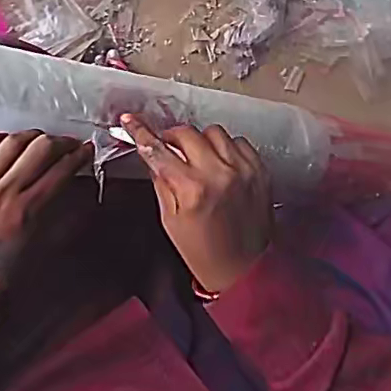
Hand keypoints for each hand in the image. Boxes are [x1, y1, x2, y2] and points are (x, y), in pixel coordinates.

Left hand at [0, 131, 91, 297]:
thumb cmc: (5, 274)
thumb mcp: (45, 249)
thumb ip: (66, 219)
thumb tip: (83, 192)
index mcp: (28, 212)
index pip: (61, 170)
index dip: (79, 156)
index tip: (86, 151)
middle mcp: (4, 193)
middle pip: (40, 149)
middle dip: (61, 142)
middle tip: (69, 145)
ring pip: (11, 143)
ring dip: (31, 137)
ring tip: (41, 140)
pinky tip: (6, 142)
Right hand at [119, 115, 272, 294]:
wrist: (245, 270)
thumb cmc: (203, 251)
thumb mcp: (170, 220)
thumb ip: (161, 182)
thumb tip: (152, 155)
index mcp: (192, 189)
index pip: (159, 150)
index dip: (141, 132)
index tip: (131, 121)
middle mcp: (219, 173)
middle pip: (186, 133)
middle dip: (172, 138)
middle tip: (169, 149)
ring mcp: (242, 169)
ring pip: (213, 132)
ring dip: (200, 141)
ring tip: (198, 159)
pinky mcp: (259, 170)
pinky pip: (238, 141)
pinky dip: (225, 148)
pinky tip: (220, 165)